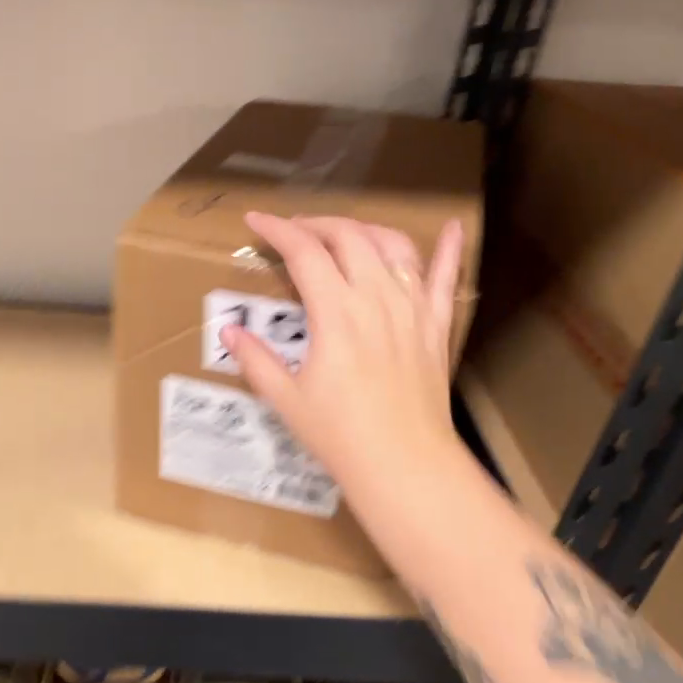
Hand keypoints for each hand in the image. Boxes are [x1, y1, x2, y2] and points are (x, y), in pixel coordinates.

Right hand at [220, 212, 465, 501]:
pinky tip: (453, 226)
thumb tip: (229, 332)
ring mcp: (412, 308)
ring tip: (345, 233)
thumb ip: (257, 360)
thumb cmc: (340, 436)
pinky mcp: (436, 326)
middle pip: (348, 236)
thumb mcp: (287, 400)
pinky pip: (447, 278)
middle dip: (317, 224)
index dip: (278, 230)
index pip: (304, 252)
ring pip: (393, 246)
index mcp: (336, 313)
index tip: (256, 220)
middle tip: (295, 232)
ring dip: (365, 230)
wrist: (404, 463)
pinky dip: (450, 249)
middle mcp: (376, 298)